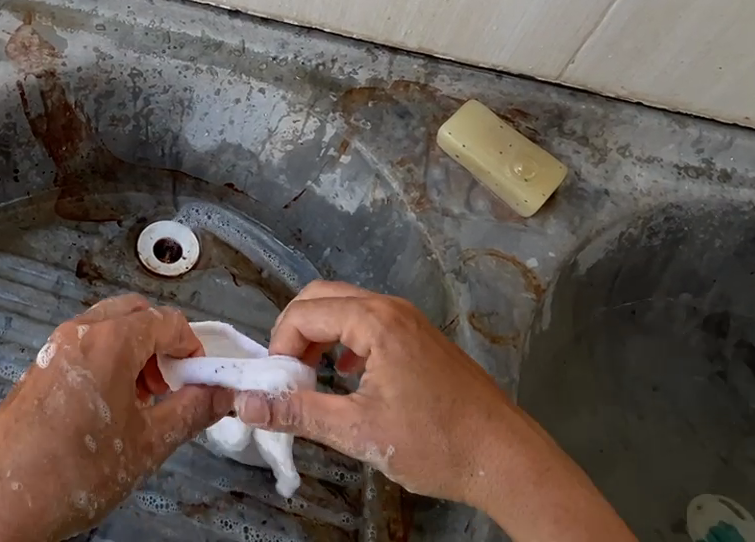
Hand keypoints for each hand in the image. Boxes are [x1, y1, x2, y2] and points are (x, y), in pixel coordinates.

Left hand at [0, 294, 231, 541]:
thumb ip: (189, 412)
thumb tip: (219, 396)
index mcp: (111, 341)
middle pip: (136, 313)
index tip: (200, 374)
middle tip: (173, 383)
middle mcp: (81, 331)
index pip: (167, 321)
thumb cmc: (68, 473)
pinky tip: (109, 406)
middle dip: (161, 341)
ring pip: (109, 325)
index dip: (191, 346)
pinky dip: (107, 358)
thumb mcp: (145, 446)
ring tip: (142, 399)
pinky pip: (84, 344)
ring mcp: (56, 345)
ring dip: (134, 349)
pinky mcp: (39, 364)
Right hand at [236, 281, 631, 541]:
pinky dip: (344, 339)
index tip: (278, 384)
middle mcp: (389, 307)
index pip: (304, 313)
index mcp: (374, 320)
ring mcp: (407, 318)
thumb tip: (247, 405)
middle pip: (321, 297)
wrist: (506, 458)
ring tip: (310, 377)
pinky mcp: (418, 335)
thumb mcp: (359, 433)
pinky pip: (366, 321)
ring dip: (319, 334)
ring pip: (344, 307)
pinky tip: (347, 375)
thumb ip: (299, 412)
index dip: (281, 346)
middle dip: (295, 331)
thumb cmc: (434, 443)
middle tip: (287, 374)